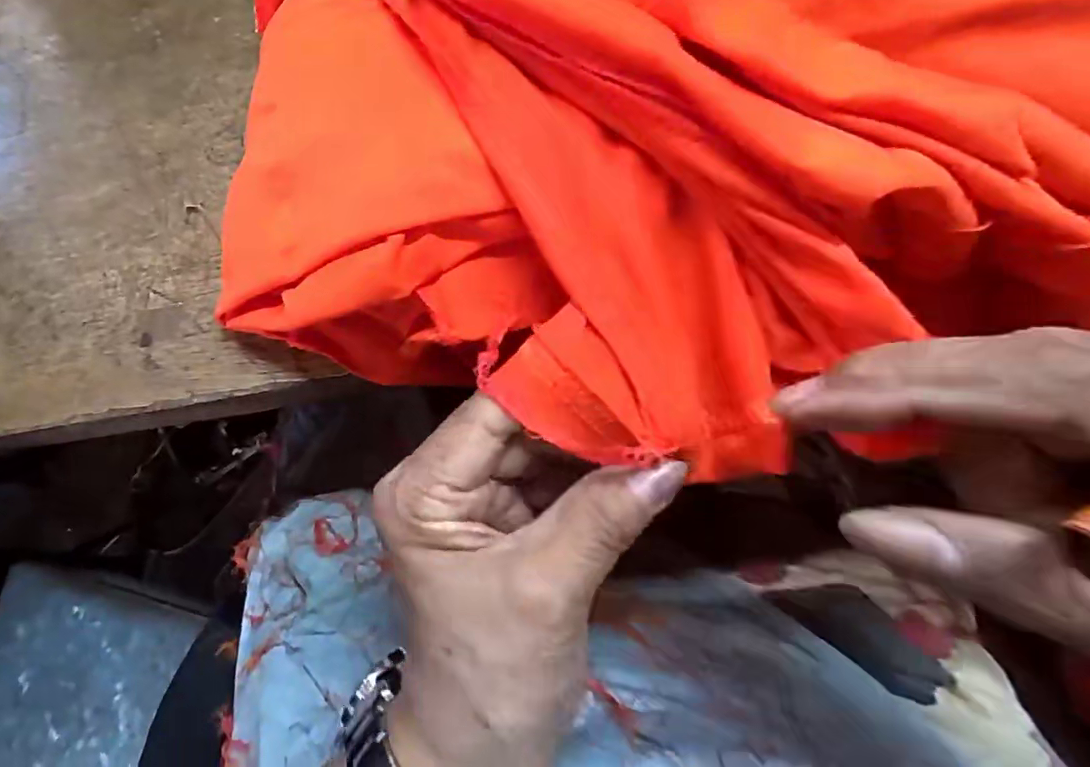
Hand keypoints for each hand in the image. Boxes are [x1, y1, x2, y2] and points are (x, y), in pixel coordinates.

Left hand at [370, 393, 687, 766]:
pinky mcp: (502, 520)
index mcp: (421, 487)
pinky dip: (589, 474)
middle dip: (577, 416)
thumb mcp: (546, 591)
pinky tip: (632, 456)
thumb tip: (668, 461)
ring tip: (647, 414)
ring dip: (589, 443)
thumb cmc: (493, 675)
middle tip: (642, 389)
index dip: (548, 388)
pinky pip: (549, 482)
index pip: (486, 415)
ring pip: (536, 451)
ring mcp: (472, 498)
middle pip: (513, 429)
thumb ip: (601, 518)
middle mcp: (438, 480)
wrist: (479, 753)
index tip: (608, 361)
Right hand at [775, 328, 1089, 764]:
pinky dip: (1071, 451)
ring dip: (1039, 464)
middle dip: (998, 462)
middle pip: (1038, 376)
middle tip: (1056, 552)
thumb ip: (1057, 594)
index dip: (907, 387)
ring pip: (1057, 380)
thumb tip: (870, 527)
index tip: (795, 406)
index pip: (1049, 378)